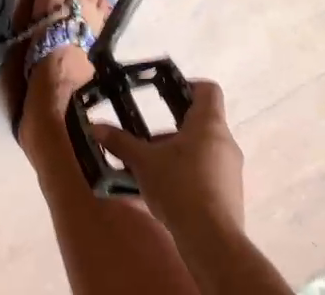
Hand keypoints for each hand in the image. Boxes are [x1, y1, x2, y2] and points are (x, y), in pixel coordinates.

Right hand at [93, 79, 244, 234]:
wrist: (211, 239)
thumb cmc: (178, 186)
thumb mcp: (142, 161)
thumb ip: (119, 141)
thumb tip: (94, 126)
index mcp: (208, 125)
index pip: (208, 90)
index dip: (187, 86)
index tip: (165, 93)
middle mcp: (225, 143)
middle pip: (201, 122)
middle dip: (173, 127)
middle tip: (148, 136)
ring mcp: (231, 170)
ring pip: (203, 149)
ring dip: (178, 152)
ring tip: (152, 166)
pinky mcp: (231, 194)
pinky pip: (208, 172)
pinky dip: (188, 173)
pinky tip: (166, 189)